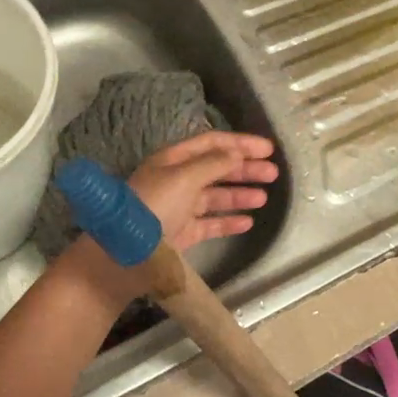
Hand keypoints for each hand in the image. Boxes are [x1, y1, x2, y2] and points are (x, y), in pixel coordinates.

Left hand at [57, 132, 278, 303]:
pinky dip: (229, 221)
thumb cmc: (152, 206)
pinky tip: (248, 221)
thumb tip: (237, 154)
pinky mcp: (182, 234)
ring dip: (240, 194)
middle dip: (245, 169)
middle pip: (216, 169)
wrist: (123, 253)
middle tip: (274, 173)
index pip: (211, 143)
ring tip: (264, 198)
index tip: (268, 149)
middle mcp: (176, 180)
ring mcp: (179, 208)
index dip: (240, 143)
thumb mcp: (183, 178)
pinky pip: (210, 223)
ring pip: (215, 197)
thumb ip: (213, 164)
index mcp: (173, 160)